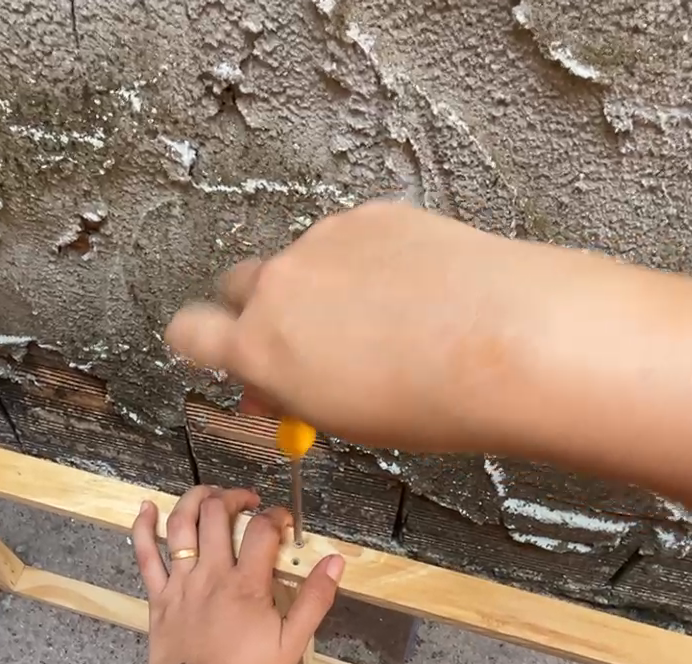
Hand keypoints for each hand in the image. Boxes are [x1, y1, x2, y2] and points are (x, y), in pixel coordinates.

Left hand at [131, 486, 343, 663]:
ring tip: (209, 493)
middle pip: (217, 514)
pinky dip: (143, 527)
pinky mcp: (157, 598)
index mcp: (246, 584)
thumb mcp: (292, 644)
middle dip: (235, 497)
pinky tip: (146, 508)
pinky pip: (145, 555)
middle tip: (248, 502)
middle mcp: (211, 574)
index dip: (276, 515)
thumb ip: (314, 600)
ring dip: (195, 499)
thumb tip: (334, 563)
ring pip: (181, 524)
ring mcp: (180, 583)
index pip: (262, 529)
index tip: (284, 520)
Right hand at [164, 201, 577, 454]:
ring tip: (379, 319)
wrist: (500, 342)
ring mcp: (322, 243)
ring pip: (301, 262)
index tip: (211, 345)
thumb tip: (276, 384)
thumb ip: (291, 393)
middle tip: (303, 339)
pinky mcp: (369, 216)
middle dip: (260, 310)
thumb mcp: (339, 420)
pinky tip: (408, 290)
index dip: (197, 339)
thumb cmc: (425, 402)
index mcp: (259, 347)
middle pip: (240, 286)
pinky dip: (365, 262)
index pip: (190, 333)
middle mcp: (278, 287)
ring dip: (319, 286)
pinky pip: (349, 240)